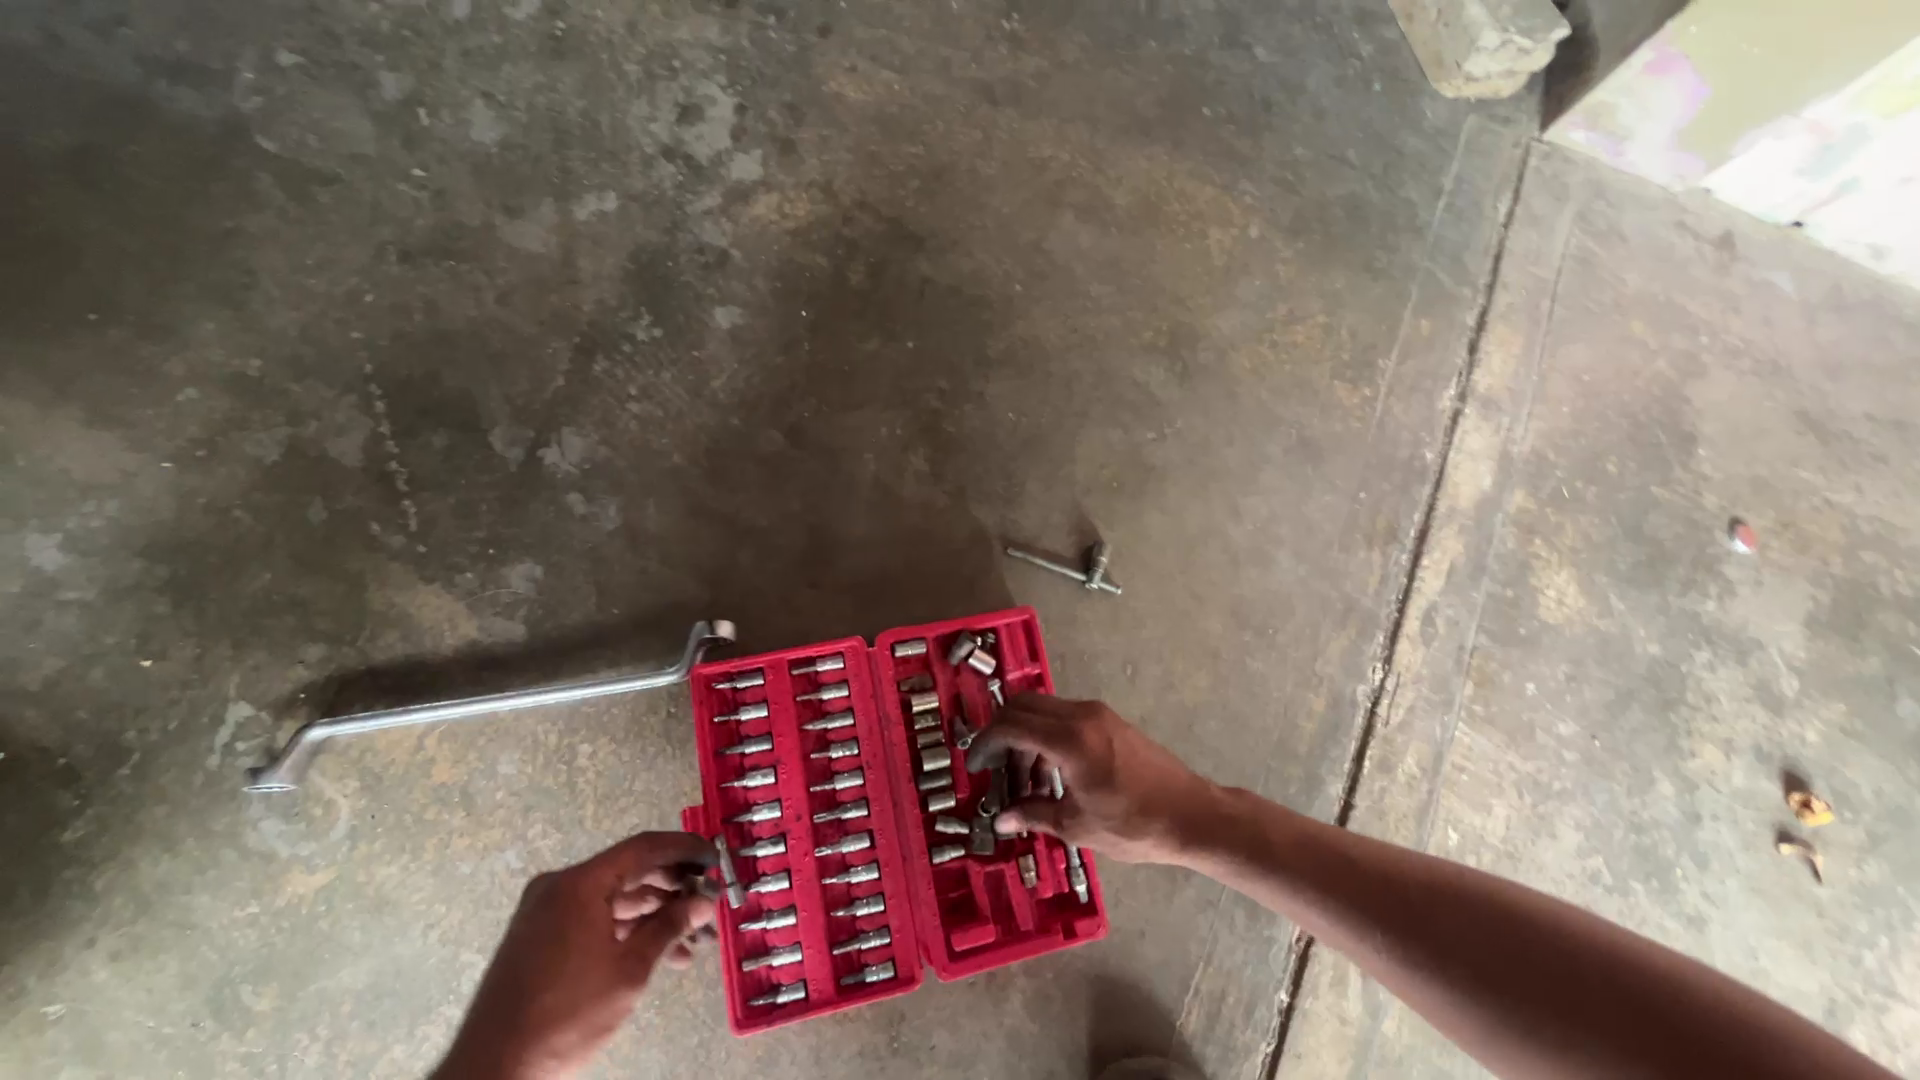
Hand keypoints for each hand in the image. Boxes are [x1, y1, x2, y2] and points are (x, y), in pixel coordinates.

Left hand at [433, 832, 717, 1079]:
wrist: (493, 1070)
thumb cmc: (567, 1015)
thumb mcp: (630, 969)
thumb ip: (670, 925)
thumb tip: (703, 900)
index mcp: (578, 883)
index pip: (644, 847)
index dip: (686, 849)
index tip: (717, 859)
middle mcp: (560, 887)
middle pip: (631, 871)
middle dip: (675, 888)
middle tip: (710, 903)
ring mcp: (548, 912)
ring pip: (615, 898)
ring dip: (656, 914)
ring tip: (694, 938)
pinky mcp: (542, 937)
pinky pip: (596, 918)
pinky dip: (628, 930)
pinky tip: (661, 952)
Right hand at [963, 694, 1220, 863]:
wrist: (1193, 816)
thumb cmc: (1134, 825)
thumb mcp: (1076, 827)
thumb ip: (1033, 815)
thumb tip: (1001, 819)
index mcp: (1069, 740)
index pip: (1010, 724)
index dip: (985, 743)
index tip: (975, 767)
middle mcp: (1081, 715)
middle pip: (1022, 706)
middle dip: (1001, 734)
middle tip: (995, 770)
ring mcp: (1098, 715)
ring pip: (1043, 710)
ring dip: (1025, 737)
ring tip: (1025, 783)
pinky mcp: (1110, 722)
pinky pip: (1064, 717)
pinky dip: (1046, 737)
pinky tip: (1052, 775)